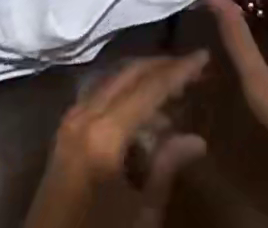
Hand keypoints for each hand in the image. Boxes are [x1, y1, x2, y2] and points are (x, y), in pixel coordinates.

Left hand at [23, 53, 209, 227]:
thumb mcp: (141, 215)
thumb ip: (166, 168)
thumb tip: (197, 140)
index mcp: (105, 134)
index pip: (150, 87)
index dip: (180, 69)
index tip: (204, 55)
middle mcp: (85, 115)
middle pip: (129, 73)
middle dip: (162, 65)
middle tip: (193, 67)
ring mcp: (70, 120)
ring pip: (113, 79)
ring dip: (143, 76)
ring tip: (174, 87)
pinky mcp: (64, 130)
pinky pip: (99, 93)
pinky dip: (124, 90)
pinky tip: (142, 108)